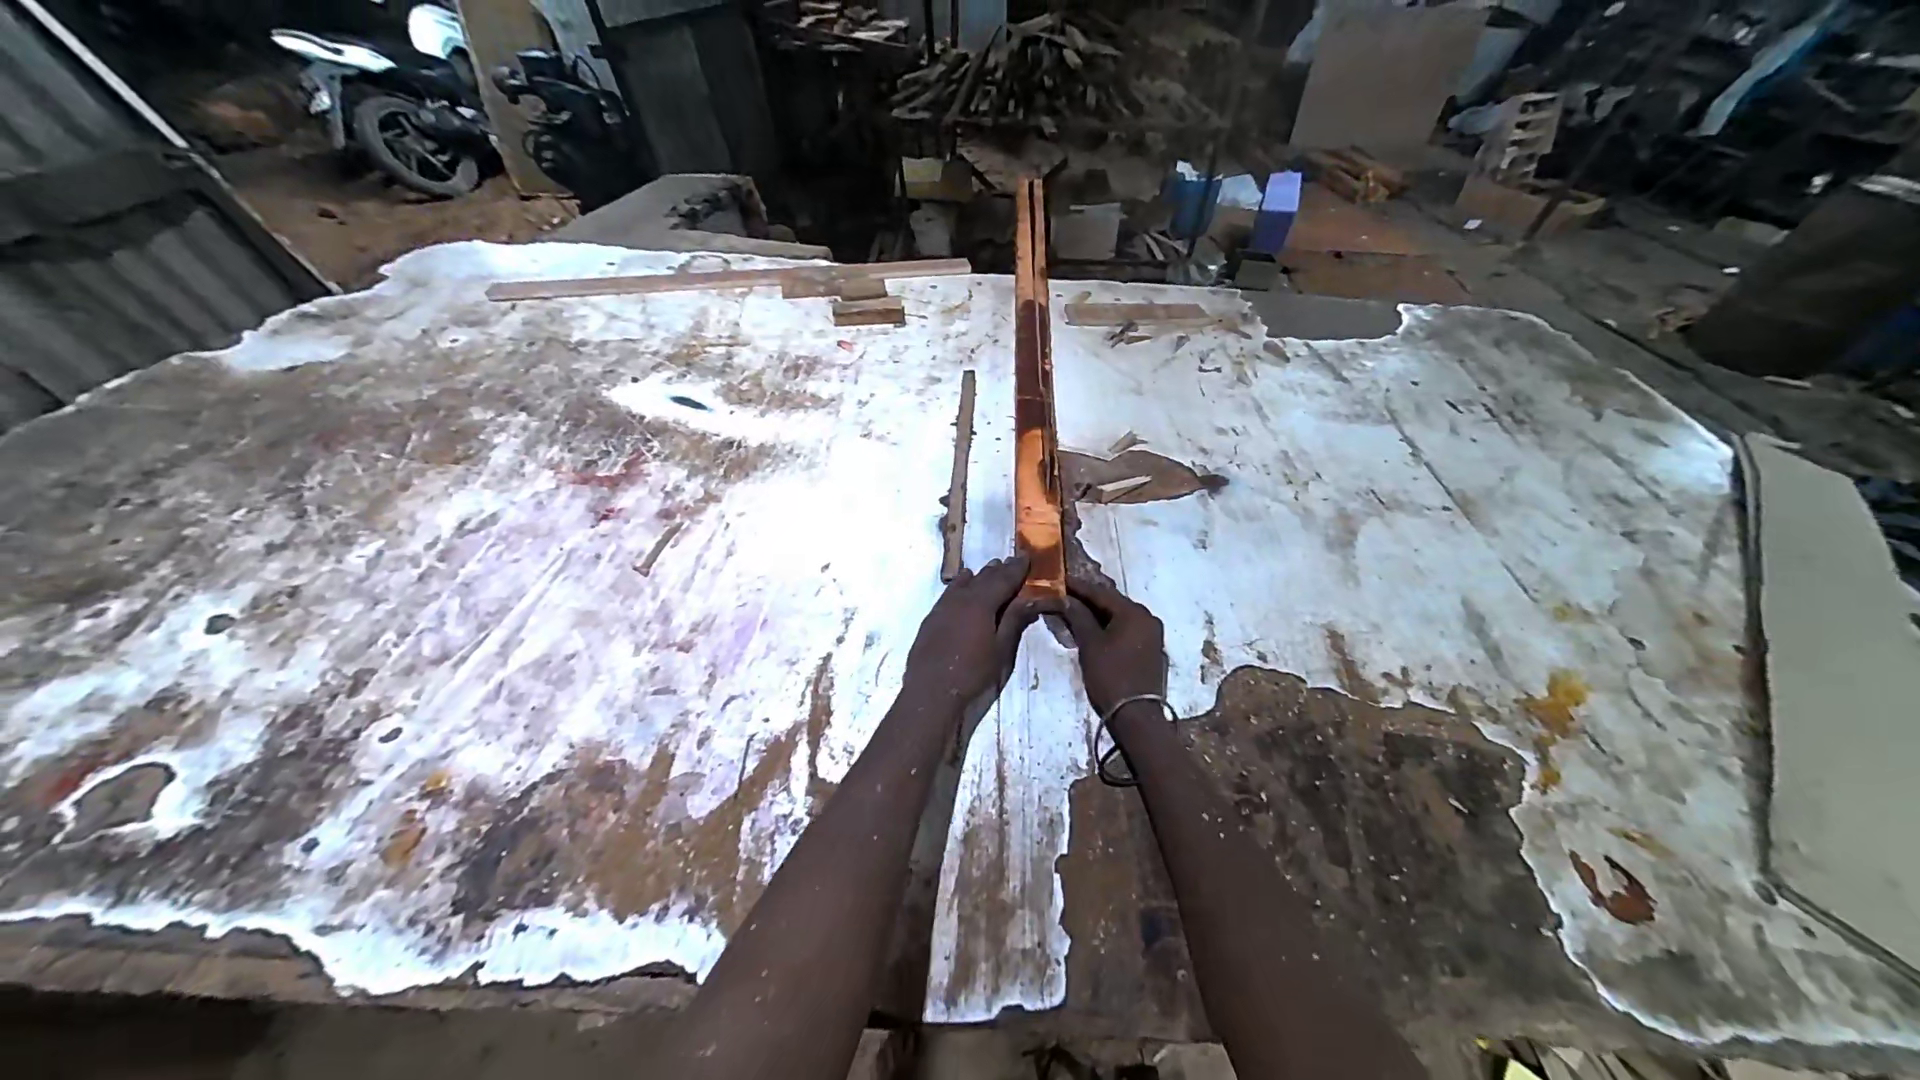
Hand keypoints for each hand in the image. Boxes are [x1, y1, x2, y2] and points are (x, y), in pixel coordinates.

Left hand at [904, 555, 1054, 701]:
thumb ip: (1014, 620)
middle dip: (999, 570)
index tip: (1026, 556)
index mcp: (981, 603)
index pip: (1003, 579)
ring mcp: (942, 608)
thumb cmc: (973, 674)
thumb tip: (1030, 598)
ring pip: (963, 583)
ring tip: (989, 569)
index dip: (1016, 568)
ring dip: (979, 576)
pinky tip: (961, 585)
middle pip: (983, 578)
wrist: (931, 693)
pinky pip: (949, 593)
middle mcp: (960, 599)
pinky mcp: (931, 619)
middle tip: (1010, 561)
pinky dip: (959, 585)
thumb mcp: (1001, 650)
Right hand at [1061, 578, 1166, 717]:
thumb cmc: (1110, 676)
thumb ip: (1077, 616)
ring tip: (1072, 612)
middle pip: (1112, 603)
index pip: (1100, 592)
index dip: (1077, 586)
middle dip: (1087, 600)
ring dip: (1097, 615)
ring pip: (1119, 617)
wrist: (1136, 716)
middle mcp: (1147, 618)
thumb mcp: (1090, 644)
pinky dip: (1108, 628)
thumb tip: (1065, 598)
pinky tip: (1091, 630)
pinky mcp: (1150, 650)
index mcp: (1134, 612)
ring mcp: (1152, 635)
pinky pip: (1126, 630)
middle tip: (1062, 595)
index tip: (1058, 579)